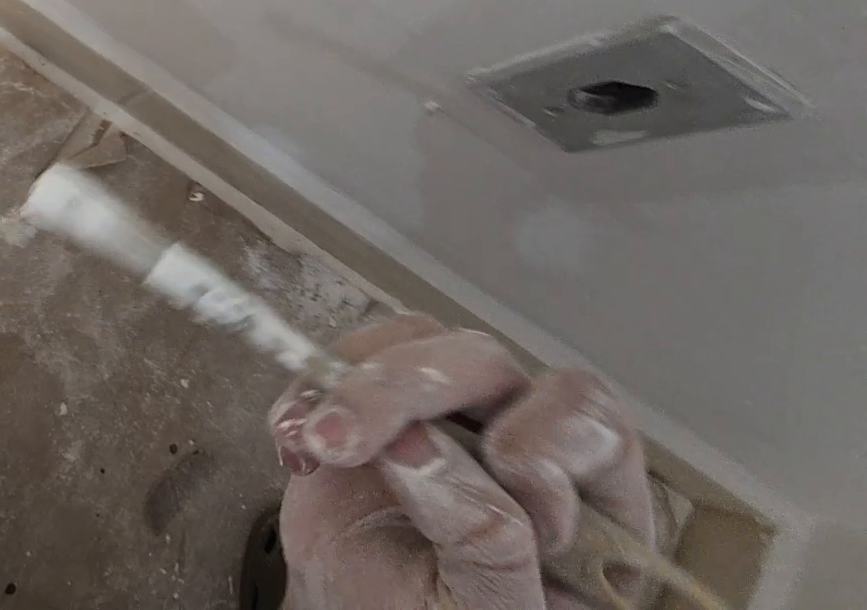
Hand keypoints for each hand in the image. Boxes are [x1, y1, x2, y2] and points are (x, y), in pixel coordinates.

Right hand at [267, 315, 655, 609]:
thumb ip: (480, 541)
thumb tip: (415, 444)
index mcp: (588, 502)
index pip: (586, 422)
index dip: (538, 446)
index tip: (497, 505)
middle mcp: (518, 435)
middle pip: (482, 362)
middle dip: (400, 392)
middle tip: (338, 439)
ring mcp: (441, 406)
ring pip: (413, 338)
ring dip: (348, 382)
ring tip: (310, 443)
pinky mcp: (374, 392)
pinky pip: (346, 353)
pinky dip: (306, 387)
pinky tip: (291, 441)